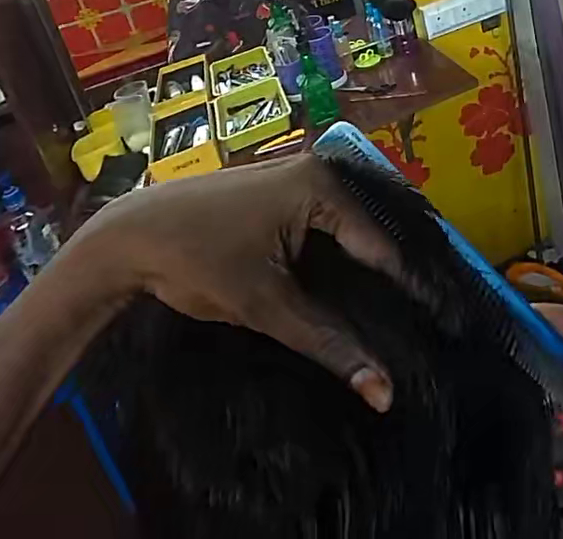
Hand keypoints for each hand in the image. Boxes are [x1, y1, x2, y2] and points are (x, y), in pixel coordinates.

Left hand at [66, 156, 407, 411]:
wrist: (129, 234)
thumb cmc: (197, 260)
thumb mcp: (265, 304)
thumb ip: (328, 343)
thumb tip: (385, 392)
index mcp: (320, 185)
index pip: (380, 247)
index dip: (406, 294)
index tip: (433, 335)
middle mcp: (314, 170)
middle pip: (364, 234)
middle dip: (382, 282)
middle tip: (409, 333)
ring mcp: (293, 176)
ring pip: (342, 230)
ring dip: (357, 271)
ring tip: (385, 319)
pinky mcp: (277, 190)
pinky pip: (320, 224)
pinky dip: (331, 256)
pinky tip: (341, 291)